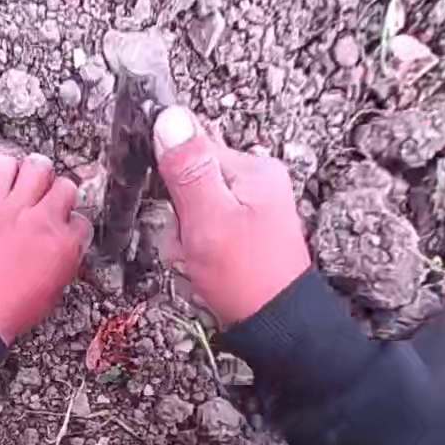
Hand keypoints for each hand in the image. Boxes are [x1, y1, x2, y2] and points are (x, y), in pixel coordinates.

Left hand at [0, 154, 90, 343]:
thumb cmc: (18, 304)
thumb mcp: (58, 284)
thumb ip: (67, 254)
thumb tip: (68, 239)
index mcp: (66, 244)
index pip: (82, 219)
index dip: (72, 222)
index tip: (64, 226)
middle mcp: (44, 221)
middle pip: (65, 185)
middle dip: (60, 193)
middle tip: (50, 202)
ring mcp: (15, 209)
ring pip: (37, 166)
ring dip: (36, 174)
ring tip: (30, 184)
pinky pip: (0, 168)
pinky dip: (5, 168)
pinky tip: (6, 179)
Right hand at [152, 107, 310, 325]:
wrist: (275, 327)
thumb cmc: (245, 277)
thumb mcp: (208, 220)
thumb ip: (188, 169)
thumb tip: (169, 117)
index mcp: (253, 169)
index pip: (193, 149)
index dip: (173, 180)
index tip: (177, 210)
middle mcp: (255, 183)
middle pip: (191, 183)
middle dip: (181, 219)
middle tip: (194, 245)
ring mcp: (251, 209)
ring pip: (193, 212)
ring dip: (186, 241)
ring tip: (201, 262)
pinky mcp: (244, 233)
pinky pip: (204, 232)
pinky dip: (197, 253)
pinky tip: (206, 270)